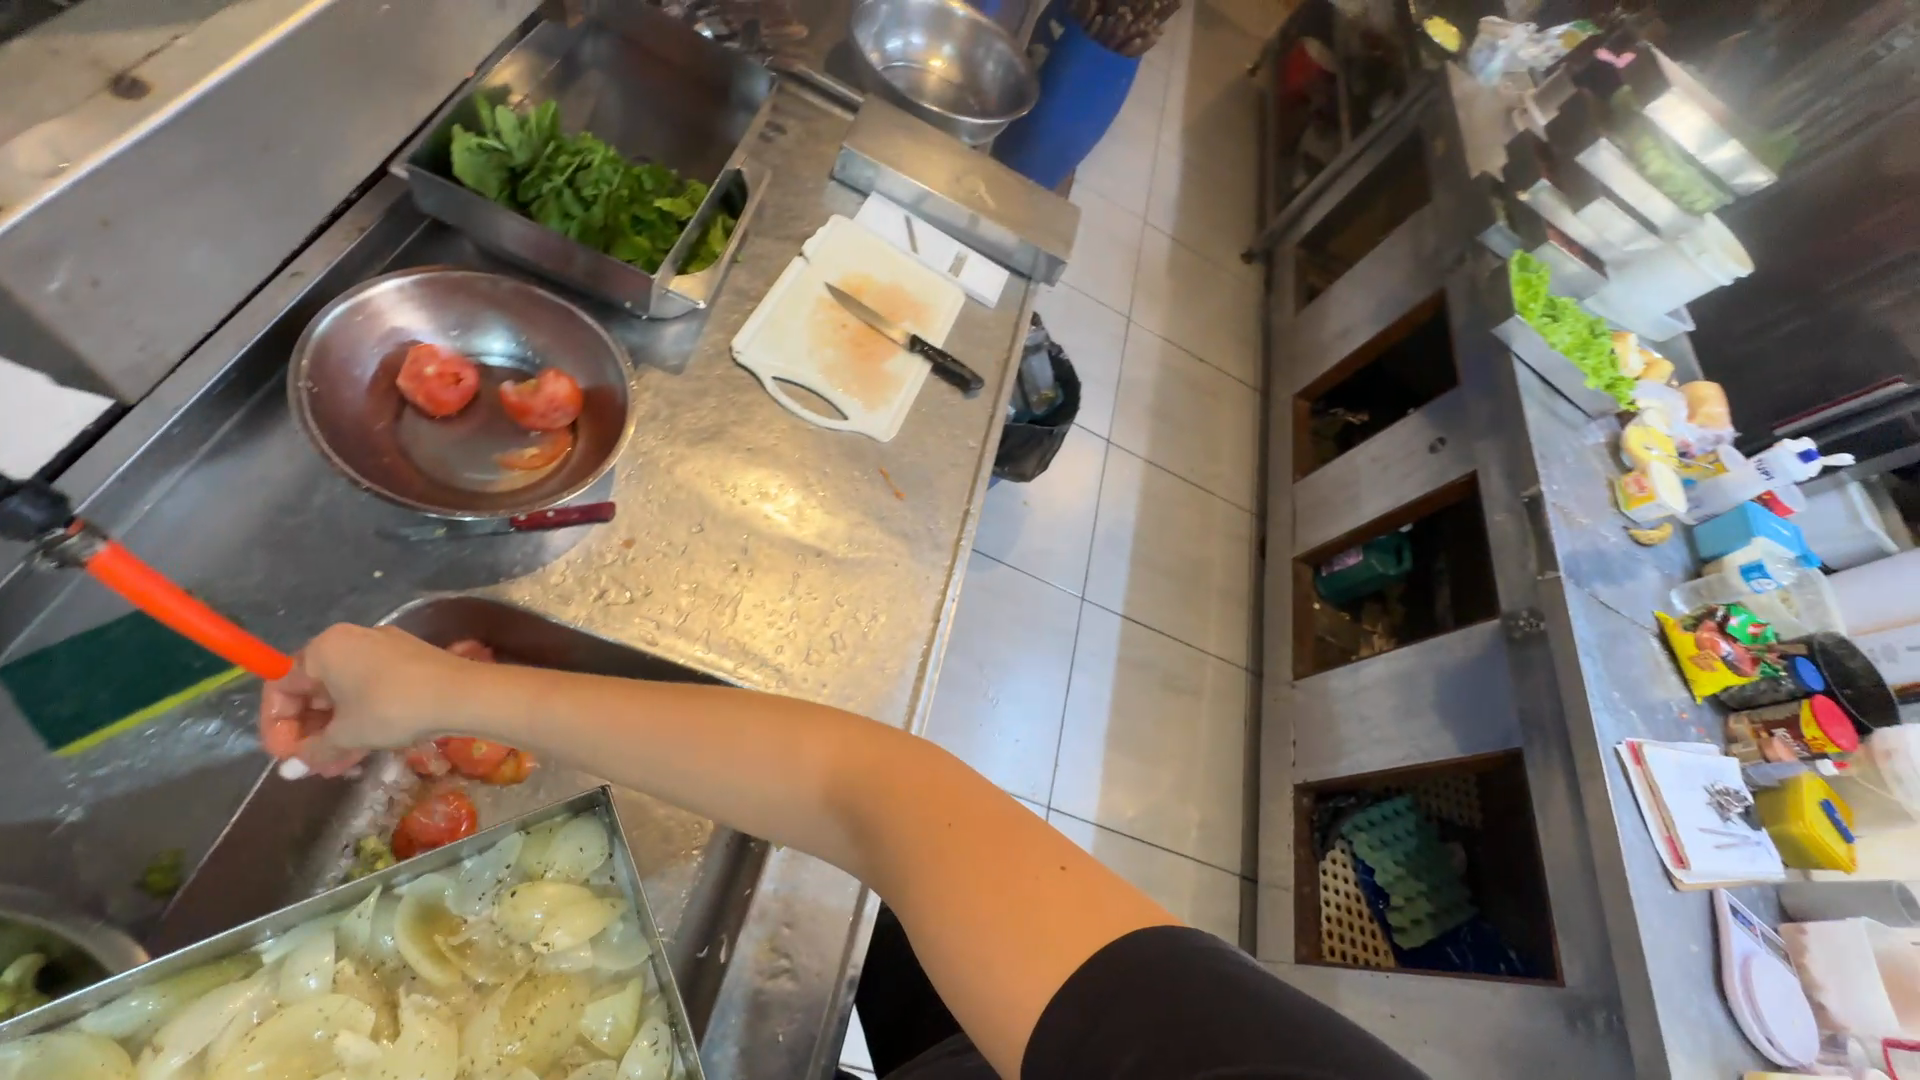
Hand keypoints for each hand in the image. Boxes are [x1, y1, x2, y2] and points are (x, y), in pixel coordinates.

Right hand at [258, 624, 487, 774]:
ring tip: (338, 766)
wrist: (465, 694)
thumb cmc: (394, 707)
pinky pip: (374, 690)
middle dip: (311, 732)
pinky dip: (364, 718)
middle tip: (312, 765)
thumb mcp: (347, 733)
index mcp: (326, 647)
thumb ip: (313, 750)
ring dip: (338, 731)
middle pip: (316, 690)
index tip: (286, 757)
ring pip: (347, 694)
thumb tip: (292, 768)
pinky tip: (364, 750)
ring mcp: (387, 649)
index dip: (278, 726)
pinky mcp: (412, 662)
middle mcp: (354, 641)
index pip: (283, 686)